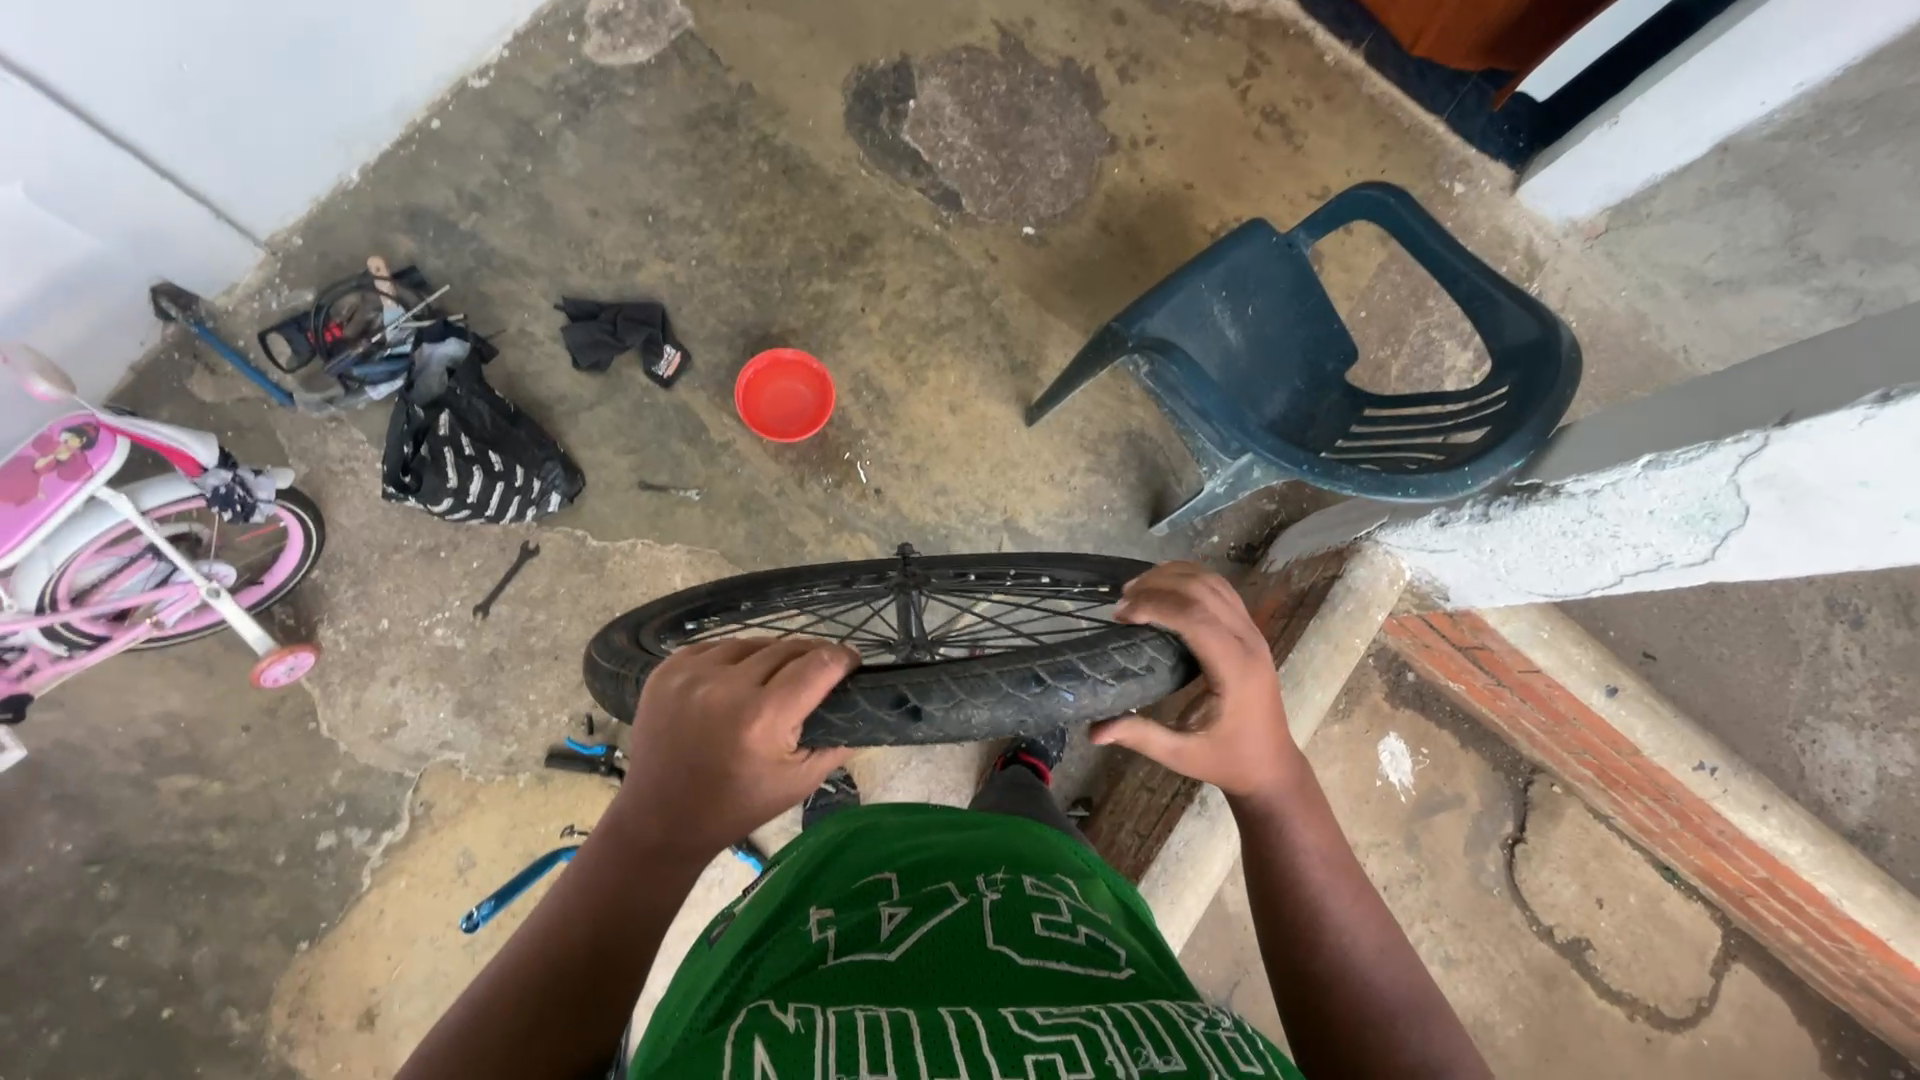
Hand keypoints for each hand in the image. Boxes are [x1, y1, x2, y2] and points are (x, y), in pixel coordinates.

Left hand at [612, 638, 858, 857]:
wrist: (660, 819)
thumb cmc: (736, 806)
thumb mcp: (799, 782)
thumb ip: (837, 742)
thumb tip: (859, 707)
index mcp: (762, 718)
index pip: (818, 665)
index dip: (843, 659)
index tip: (853, 662)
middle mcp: (725, 687)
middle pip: (787, 648)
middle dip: (811, 656)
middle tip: (820, 671)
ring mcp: (691, 674)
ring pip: (752, 643)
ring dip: (772, 656)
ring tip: (777, 677)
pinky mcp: (666, 670)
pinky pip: (717, 647)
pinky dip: (735, 659)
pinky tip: (738, 680)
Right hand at [1089, 562, 1302, 799]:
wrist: (1271, 765)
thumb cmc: (1228, 760)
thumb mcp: (1182, 754)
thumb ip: (1140, 737)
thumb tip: (1094, 731)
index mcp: (1235, 669)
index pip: (1194, 617)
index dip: (1154, 605)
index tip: (1120, 615)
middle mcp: (1249, 642)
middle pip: (1202, 590)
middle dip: (1158, 585)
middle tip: (1121, 603)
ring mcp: (1253, 632)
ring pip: (1214, 582)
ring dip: (1173, 577)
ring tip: (1137, 590)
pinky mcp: (1250, 631)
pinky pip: (1221, 590)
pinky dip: (1190, 580)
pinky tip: (1164, 589)